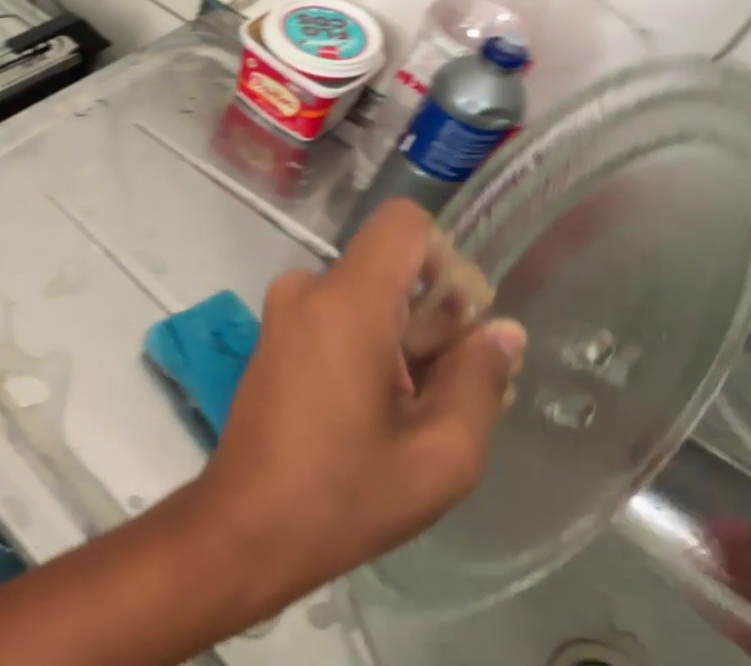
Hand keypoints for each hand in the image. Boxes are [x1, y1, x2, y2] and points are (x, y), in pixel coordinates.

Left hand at [195, 200, 526, 600]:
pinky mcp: (276, 338)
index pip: (403, 224)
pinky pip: (338, 318)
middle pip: (390, 268)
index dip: (447, 259)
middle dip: (433, 318)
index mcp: (344, 302)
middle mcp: (306, 291)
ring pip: (368, 298)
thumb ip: (480, 380)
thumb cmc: (344, 494)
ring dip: (405, 341)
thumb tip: (503, 331)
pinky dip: (371, 349)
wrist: (247, 526)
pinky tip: (387, 412)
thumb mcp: (441, 454)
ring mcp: (283, 313)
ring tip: (421, 413)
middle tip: (450, 390)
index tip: (461, 322)